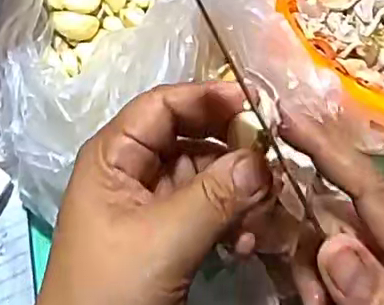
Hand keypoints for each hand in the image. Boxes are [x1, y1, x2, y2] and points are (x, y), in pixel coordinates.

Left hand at [39, 83, 273, 304]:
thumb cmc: (110, 289)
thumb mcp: (161, 241)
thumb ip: (212, 198)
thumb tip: (261, 158)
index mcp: (114, 153)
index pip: (161, 106)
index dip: (205, 98)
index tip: (253, 100)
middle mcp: (130, 168)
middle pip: (185, 137)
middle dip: (228, 146)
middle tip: (273, 158)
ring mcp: (148, 204)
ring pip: (200, 175)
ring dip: (236, 187)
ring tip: (268, 205)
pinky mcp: (165, 238)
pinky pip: (204, 211)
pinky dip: (230, 218)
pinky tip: (251, 238)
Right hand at [281, 112, 383, 304]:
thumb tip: (332, 244)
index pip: (377, 192)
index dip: (330, 150)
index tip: (287, 115)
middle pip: (344, 214)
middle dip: (301, 221)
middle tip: (264, 244)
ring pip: (334, 242)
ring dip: (305, 262)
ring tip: (307, 298)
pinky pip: (341, 270)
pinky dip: (316, 280)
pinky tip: (310, 297)